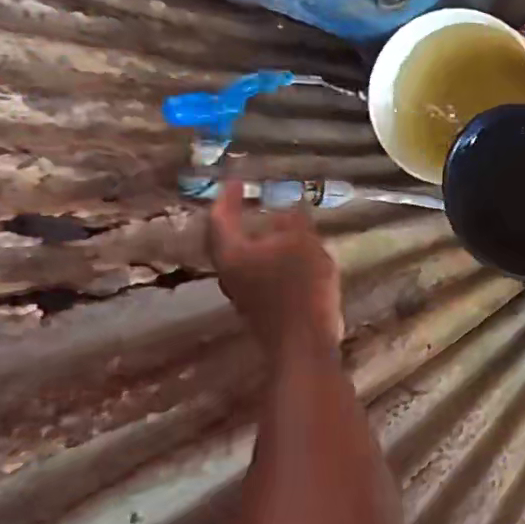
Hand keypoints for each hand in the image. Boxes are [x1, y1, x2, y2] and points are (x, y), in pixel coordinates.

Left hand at [208, 182, 343, 355]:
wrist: (303, 342)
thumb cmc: (299, 288)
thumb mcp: (303, 246)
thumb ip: (294, 223)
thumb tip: (288, 206)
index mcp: (233, 254)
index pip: (221, 219)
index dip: (228, 198)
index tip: (237, 181)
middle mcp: (230, 272)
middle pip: (229, 240)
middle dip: (241, 219)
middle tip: (253, 202)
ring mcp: (245, 292)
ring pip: (247, 257)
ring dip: (259, 239)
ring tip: (277, 225)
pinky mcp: (262, 306)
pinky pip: (262, 272)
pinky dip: (274, 257)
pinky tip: (294, 256)